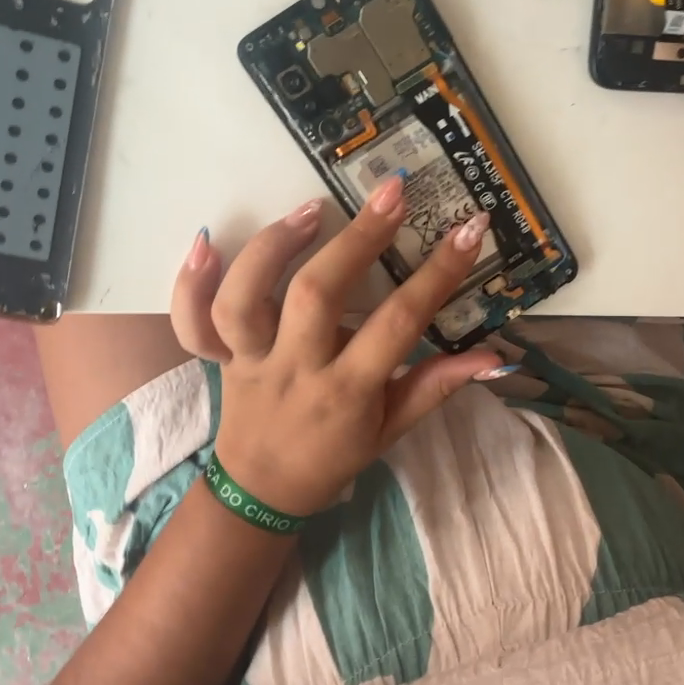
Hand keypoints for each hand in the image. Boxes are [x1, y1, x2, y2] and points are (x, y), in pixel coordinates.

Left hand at [170, 175, 502, 516]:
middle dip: (358, 239)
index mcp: (347, 392)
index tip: (469, 230)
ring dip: (275, 247)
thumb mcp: (393, 429)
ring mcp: (250, 361)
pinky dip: (190, 282)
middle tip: (392, 192)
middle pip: (317, 296)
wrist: (262, 492)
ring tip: (313, 209)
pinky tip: (207, 239)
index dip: (438, 276)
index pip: (398, 326)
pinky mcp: (218, 357)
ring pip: (246, 300)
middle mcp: (295, 370)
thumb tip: (493, 356)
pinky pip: (192, 323)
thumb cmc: (336, 457)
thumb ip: (436, 386)